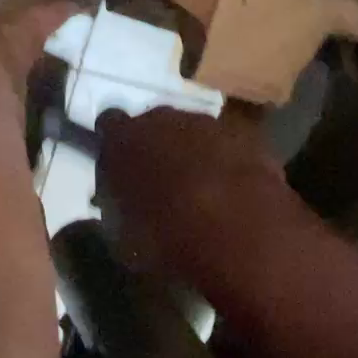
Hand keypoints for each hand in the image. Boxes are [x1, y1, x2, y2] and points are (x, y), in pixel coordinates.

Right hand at [96, 108, 288, 278]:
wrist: (239, 234)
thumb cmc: (165, 239)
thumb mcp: (121, 236)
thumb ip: (117, 207)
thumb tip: (120, 203)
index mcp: (123, 139)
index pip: (109, 124)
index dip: (115, 143)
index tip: (119, 165)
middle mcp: (163, 119)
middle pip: (155, 123)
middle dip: (158, 146)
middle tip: (163, 182)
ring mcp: (209, 125)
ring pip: (196, 133)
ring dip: (197, 154)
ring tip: (204, 192)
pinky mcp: (248, 139)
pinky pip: (231, 148)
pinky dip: (231, 165)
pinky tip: (238, 196)